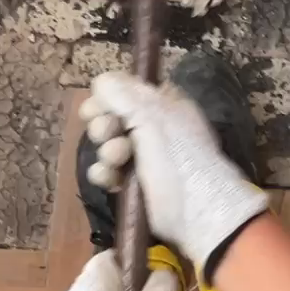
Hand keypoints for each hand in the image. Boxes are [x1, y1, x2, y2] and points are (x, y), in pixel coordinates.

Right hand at [81, 72, 267, 275]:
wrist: (194, 211)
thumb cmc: (177, 157)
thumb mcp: (152, 117)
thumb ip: (123, 95)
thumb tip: (101, 79)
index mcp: (166, 107)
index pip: (130, 91)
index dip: (110, 97)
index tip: (95, 105)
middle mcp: (155, 129)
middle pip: (115, 118)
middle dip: (105, 125)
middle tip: (106, 132)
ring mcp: (145, 158)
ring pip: (109, 145)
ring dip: (107, 151)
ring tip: (116, 160)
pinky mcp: (134, 185)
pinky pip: (109, 172)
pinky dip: (105, 173)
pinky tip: (108, 178)